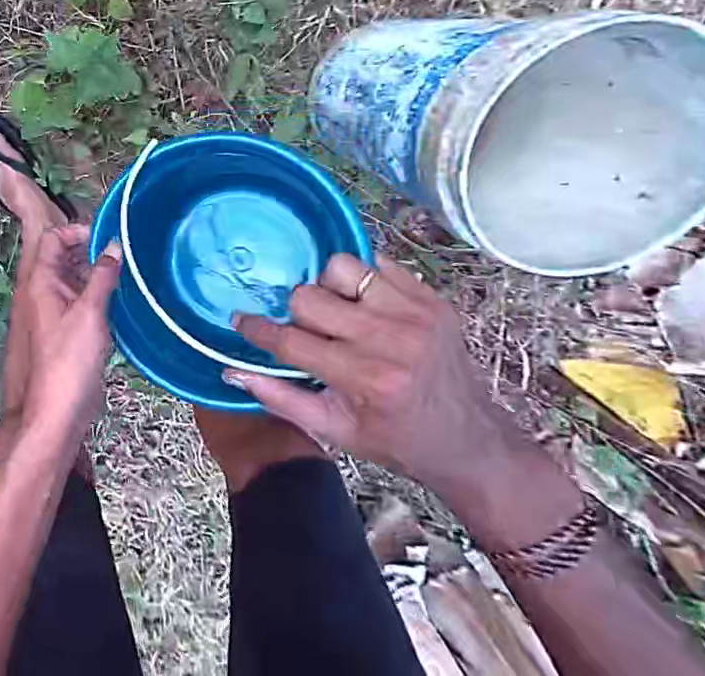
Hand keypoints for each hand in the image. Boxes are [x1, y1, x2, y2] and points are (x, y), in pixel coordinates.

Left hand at [8, 224, 122, 444]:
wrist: (53, 415)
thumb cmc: (69, 363)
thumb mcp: (90, 313)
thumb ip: (103, 276)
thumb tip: (115, 246)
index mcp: (38, 282)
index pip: (52, 238)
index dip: (77, 231)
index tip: (107, 238)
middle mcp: (37, 293)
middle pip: (58, 256)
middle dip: (87, 250)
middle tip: (119, 254)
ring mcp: (45, 313)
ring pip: (67, 279)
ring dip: (91, 272)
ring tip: (122, 276)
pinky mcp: (56, 332)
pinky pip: (72, 301)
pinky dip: (90, 294)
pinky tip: (113, 302)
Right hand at [226, 254, 527, 503]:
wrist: (472, 441)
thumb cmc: (398, 440)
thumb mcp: (336, 432)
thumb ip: (280, 399)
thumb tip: (232, 372)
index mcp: (365, 379)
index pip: (291, 341)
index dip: (259, 329)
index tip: (242, 321)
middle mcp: (390, 339)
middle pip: (309, 297)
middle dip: (298, 313)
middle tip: (309, 331)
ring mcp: (415, 313)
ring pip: (340, 267)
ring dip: (328, 287)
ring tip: (338, 312)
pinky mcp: (430, 298)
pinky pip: (376, 263)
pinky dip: (361, 279)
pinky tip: (363, 303)